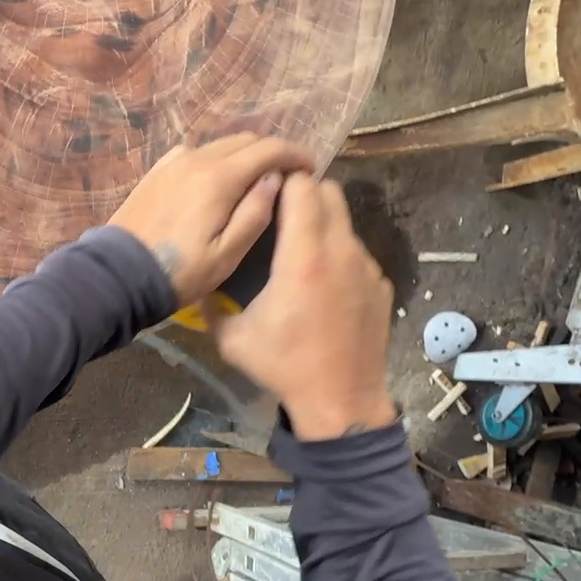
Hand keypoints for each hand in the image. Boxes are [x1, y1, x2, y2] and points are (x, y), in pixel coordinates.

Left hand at [108, 134, 314, 305]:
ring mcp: (172, 163)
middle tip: (284, 177)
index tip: (310, 168)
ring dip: (242, 156)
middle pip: (244, 141)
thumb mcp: (226, 255)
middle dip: (270, 153)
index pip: (269, 149)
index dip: (295, 155)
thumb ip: (255, 214)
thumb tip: (274, 180)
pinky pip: (193, 155)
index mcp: (220, 178)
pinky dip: (213, 160)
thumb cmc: (178, 274)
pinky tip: (214, 183)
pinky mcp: (155, 173)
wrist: (117, 276)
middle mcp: (196, 159)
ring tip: (252, 181)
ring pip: (218, 146)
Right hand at [210, 176, 397, 440]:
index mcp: (303, 259)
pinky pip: (356, 254)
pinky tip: (320, 286)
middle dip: (304, 192)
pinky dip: (337, 255)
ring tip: (296, 250)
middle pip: (330, 192)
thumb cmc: (283, 367)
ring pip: (344, 223)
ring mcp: (366, 267)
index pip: (302, 188)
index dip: (283, 180)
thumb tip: (201, 282)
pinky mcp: (380, 284)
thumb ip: (213, 304)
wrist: (340, 400)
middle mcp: (341, 252)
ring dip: (321, 224)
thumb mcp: (232, 340)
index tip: (264, 187)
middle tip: (278, 210)